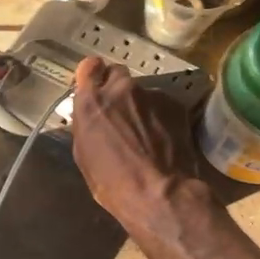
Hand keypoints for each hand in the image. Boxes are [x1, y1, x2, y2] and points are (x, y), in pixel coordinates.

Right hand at [69, 56, 201, 232]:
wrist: (158, 191)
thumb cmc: (110, 181)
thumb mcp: (84, 153)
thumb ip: (87, 124)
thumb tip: (93, 115)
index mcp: (91, 102)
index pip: (89, 67)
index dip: (92, 76)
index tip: (94, 86)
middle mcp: (121, 90)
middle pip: (117, 74)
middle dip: (116, 89)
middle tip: (118, 112)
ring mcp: (152, 95)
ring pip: (141, 93)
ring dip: (139, 106)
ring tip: (143, 134)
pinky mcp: (175, 105)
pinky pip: (162, 105)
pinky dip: (159, 117)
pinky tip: (160, 139)